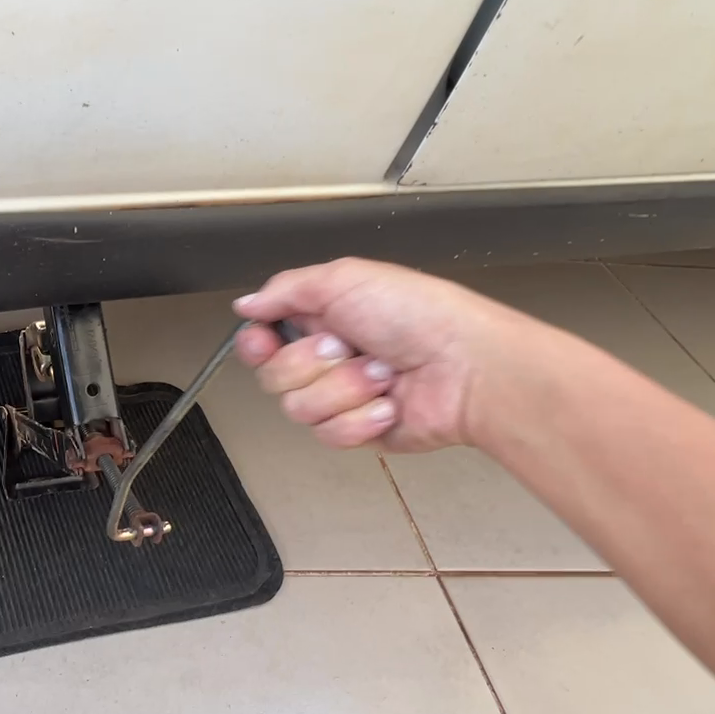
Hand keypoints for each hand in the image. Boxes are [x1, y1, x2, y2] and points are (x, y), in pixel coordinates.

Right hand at [233, 258, 549, 451]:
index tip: (266, 342)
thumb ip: (286, 288)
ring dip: (343, 390)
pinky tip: (390, 404)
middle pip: (272, 377)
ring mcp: (339, 397)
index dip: (256, 344)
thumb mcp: (346, 279)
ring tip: (383, 375)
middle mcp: (324, 359)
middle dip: (311, 364)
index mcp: (319, 319)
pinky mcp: (356, 430)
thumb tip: (244, 305)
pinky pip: (328, 435)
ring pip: (298, 408)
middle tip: (349, 347)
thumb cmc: (419, 316)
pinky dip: (361, 418)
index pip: (259, 338)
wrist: (470, 369)